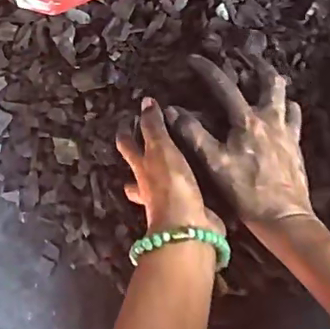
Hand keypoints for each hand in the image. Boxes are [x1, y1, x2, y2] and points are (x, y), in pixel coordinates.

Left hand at [117, 98, 224, 234]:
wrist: (188, 227)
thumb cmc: (170, 184)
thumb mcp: (160, 149)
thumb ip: (153, 127)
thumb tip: (145, 101)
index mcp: (139, 167)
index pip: (126, 144)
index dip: (126, 131)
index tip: (129, 118)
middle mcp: (147, 185)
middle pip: (138, 168)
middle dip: (140, 157)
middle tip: (148, 141)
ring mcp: (166, 201)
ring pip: (160, 184)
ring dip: (165, 175)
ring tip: (179, 161)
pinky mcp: (188, 212)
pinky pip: (187, 196)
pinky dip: (191, 189)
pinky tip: (203, 183)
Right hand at [168, 55, 316, 229]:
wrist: (285, 219)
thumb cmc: (246, 191)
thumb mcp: (213, 163)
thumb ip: (193, 133)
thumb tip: (172, 110)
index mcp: (247, 120)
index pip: (224, 85)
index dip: (206, 68)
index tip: (192, 59)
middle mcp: (270, 120)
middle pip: (270, 81)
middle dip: (256, 65)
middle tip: (245, 56)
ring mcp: (286, 133)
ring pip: (285, 98)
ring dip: (273, 86)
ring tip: (262, 81)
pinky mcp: (295, 147)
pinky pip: (293, 119)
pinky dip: (286, 109)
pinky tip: (280, 113)